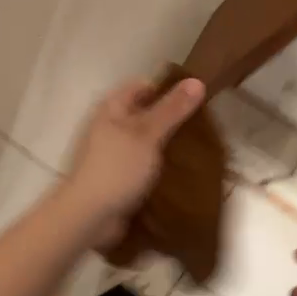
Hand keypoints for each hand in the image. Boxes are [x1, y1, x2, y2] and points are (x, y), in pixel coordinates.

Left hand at [54, 76, 205, 247]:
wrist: (90, 215)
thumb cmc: (117, 168)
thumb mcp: (147, 134)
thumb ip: (171, 109)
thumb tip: (197, 80)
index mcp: (113, 107)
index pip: (144, 86)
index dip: (169, 90)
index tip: (199, 100)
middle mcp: (112, 125)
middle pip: (147, 113)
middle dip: (174, 119)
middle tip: (206, 128)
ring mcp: (115, 152)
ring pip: (148, 140)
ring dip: (170, 144)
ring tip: (202, 149)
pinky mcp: (121, 175)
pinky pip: (146, 163)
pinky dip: (162, 165)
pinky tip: (185, 171)